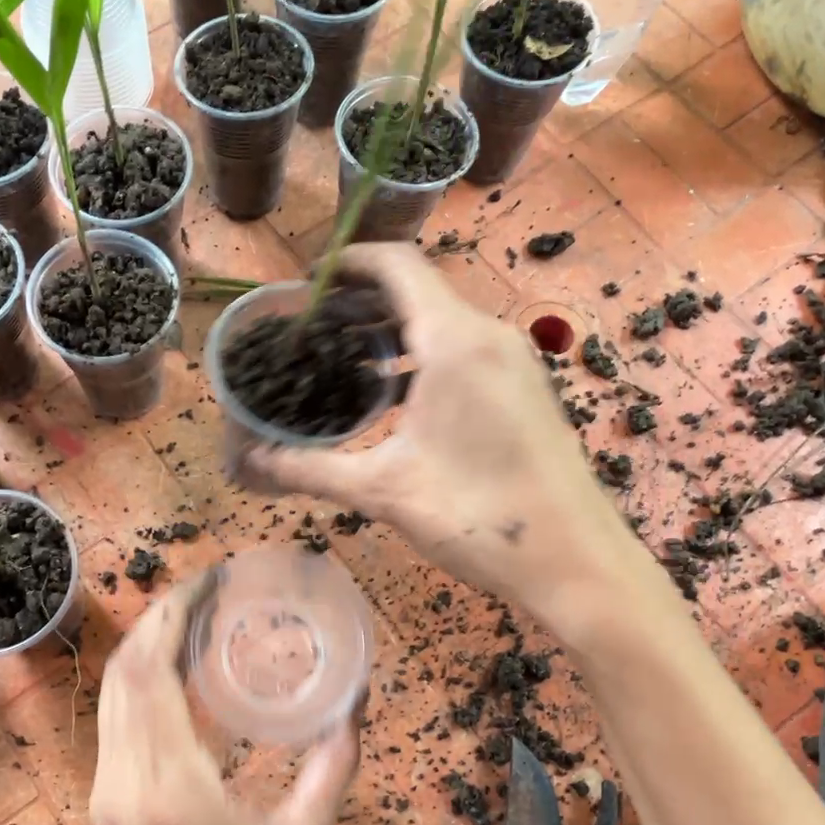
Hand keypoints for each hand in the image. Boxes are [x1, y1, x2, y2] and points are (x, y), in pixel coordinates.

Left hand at [59, 571, 359, 824]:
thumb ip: (330, 772)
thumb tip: (357, 706)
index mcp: (174, 786)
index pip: (151, 670)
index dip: (171, 612)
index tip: (207, 579)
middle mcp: (126, 777)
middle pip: (124, 669)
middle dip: (158, 616)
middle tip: (204, 589)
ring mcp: (105, 788)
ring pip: (112, 691)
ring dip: (145, 644)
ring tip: (191, 618)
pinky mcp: (102, 800)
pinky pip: (114, 717)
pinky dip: (138, 679)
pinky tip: (174, 673)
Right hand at [240, 243, 651, 623]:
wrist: (574, 561)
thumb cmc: (478, 515)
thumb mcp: (383, 490)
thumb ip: (310, 469)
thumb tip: (249, 465)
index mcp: (453, 341)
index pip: (396, 266)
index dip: (347, 263)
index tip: (304, 283)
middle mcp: (488, 336)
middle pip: (417, 291)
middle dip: (360, 301)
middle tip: (309, 328)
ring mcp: (512, 363)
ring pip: (440, 324)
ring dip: (390, 333)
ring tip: (340, 360)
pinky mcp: (523, 390)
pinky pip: (462, 352)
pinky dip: (420, 359)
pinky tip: (391, 400)